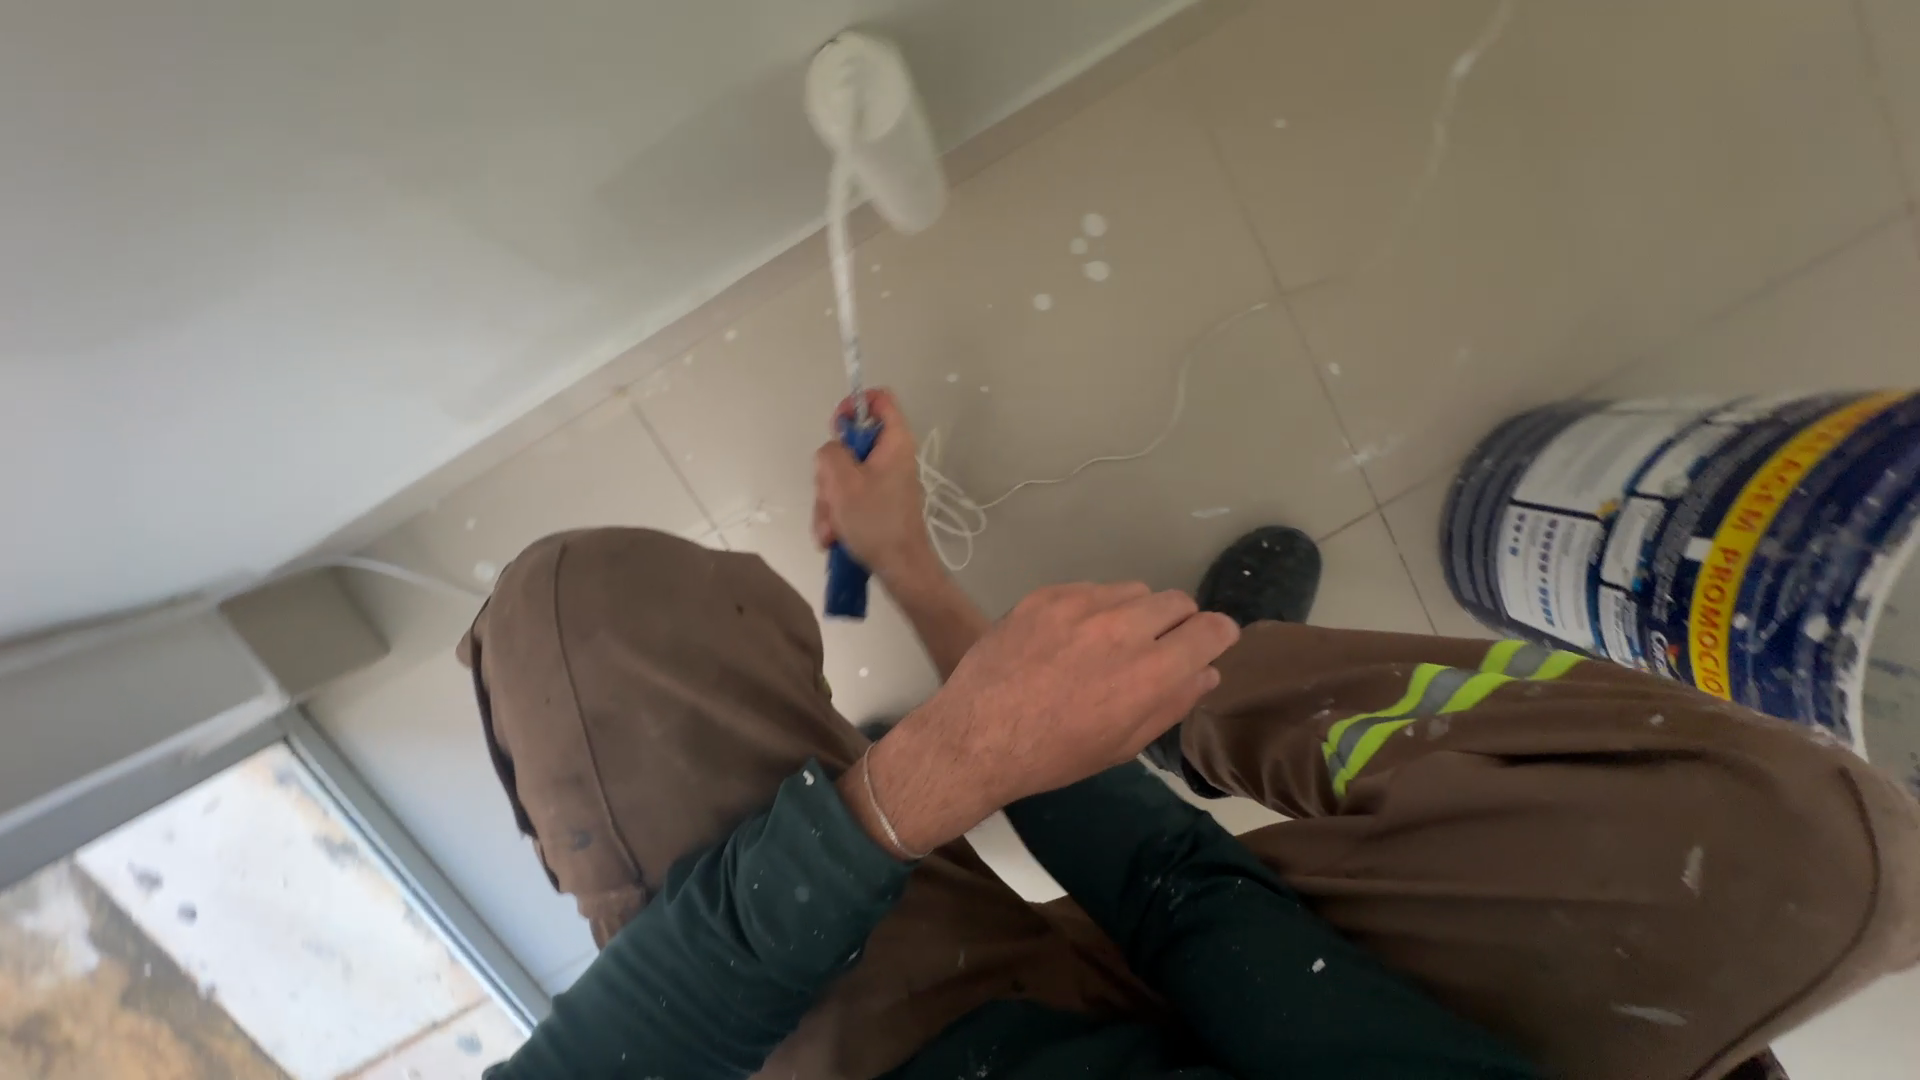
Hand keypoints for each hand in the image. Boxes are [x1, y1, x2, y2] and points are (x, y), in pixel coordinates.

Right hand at [813, 388, 937, 586]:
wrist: (900, 568)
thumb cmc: (875, 520)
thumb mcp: (843, 482)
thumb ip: (830, 453)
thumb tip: (831, 454)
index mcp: (895, 442)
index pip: (879, 400)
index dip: (854, 406)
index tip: (836, 429)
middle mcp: (892, 458)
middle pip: (849, 447)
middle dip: (829, 475)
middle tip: (831, 495)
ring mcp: (884, 483)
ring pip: (842, 478)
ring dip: (828, 504)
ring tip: (831, 528)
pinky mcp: (877, 506)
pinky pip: (848, 501)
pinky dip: (837, 518)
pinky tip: (832, 538)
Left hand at [854, 584, 1239, 855]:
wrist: (977, 734)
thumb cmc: (1054, 754)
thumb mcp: (1122, 745)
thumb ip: (1171, 703)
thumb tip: (1206, 672)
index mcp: (1149, 672)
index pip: (1211, 629)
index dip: (1218, 635)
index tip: (1210, 643)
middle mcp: (1120, 628)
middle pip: (1177, 601)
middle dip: (1178, 622)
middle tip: (1157, 647)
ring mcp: (1079, 605)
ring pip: (1133, 590)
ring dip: (1135, 613)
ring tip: (1108, 643)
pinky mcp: (1046, 595)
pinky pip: (1091, 589)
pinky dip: (1094, 608)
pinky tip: (1071, 636)